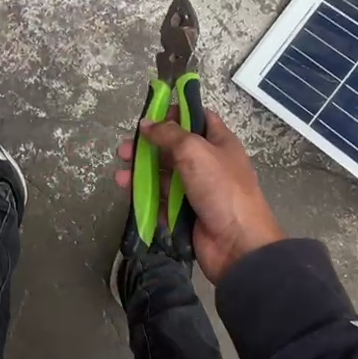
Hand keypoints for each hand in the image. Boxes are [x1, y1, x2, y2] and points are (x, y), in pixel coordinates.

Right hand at [116, 109, 283, 281]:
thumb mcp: (194, 151)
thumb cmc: (221, 188)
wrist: (238, 245)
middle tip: (124, 149)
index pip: (198, 118)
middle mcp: (208, 163)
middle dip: (148, 146)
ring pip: (164, 175)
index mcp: (219, 142)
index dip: (176, 113)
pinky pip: (162, 199)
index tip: (152, 115)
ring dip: (141, 172)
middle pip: (173, 147)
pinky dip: (145, 195)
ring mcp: (197, 189)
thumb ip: (168, 134)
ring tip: (119, 176)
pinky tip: (128, 193)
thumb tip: (147, 124)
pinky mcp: (186, 213)